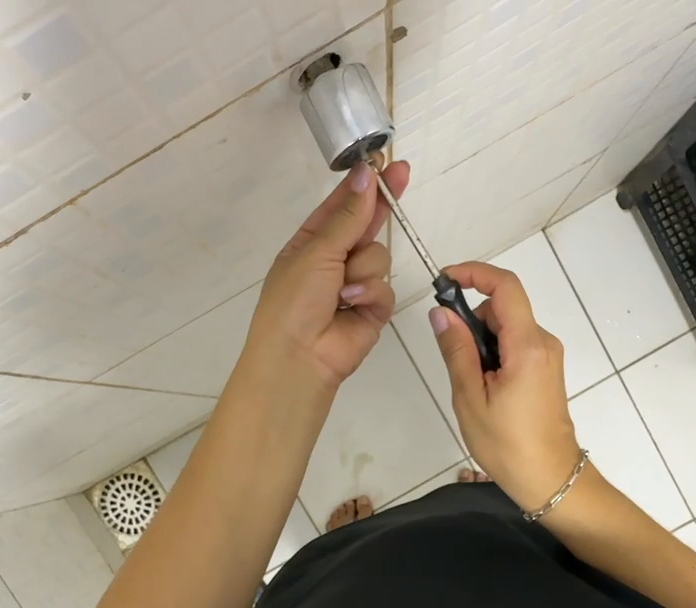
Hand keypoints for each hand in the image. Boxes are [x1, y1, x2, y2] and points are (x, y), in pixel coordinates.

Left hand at [245, 160, 410, 387]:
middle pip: (368, 226)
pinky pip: (384, 288)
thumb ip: (348, 217)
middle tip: (402, 176)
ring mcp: (356, 286)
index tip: (385, 163)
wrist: (299, 356)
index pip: (342, 207)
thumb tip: (366, 175)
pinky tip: (351, 307)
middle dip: (381, 207)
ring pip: (379, 257)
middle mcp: (335, 261)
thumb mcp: (315, 251)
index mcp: (312, 243)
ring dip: (362, 270)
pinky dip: (369, 295)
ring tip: (341, 292)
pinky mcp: (373, 310)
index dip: (363, 186)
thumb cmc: (293, 300)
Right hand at [430, 262, 581, 511]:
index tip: (445, 280)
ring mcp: (548, 357)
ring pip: (508, 329)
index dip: (474, 274)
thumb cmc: (507, 445)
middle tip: (453, 359)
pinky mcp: (546, 371)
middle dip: (472, 320)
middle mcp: (543, 343)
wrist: (550, 478)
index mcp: (527, 346)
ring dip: (482, 343)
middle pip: (504, 308)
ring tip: (471, 386)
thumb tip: (441, 313)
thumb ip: (457, 351)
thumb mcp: (471, 399)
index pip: (505, 286)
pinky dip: (495, 356)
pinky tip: (485, 390)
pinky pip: (516, 347)